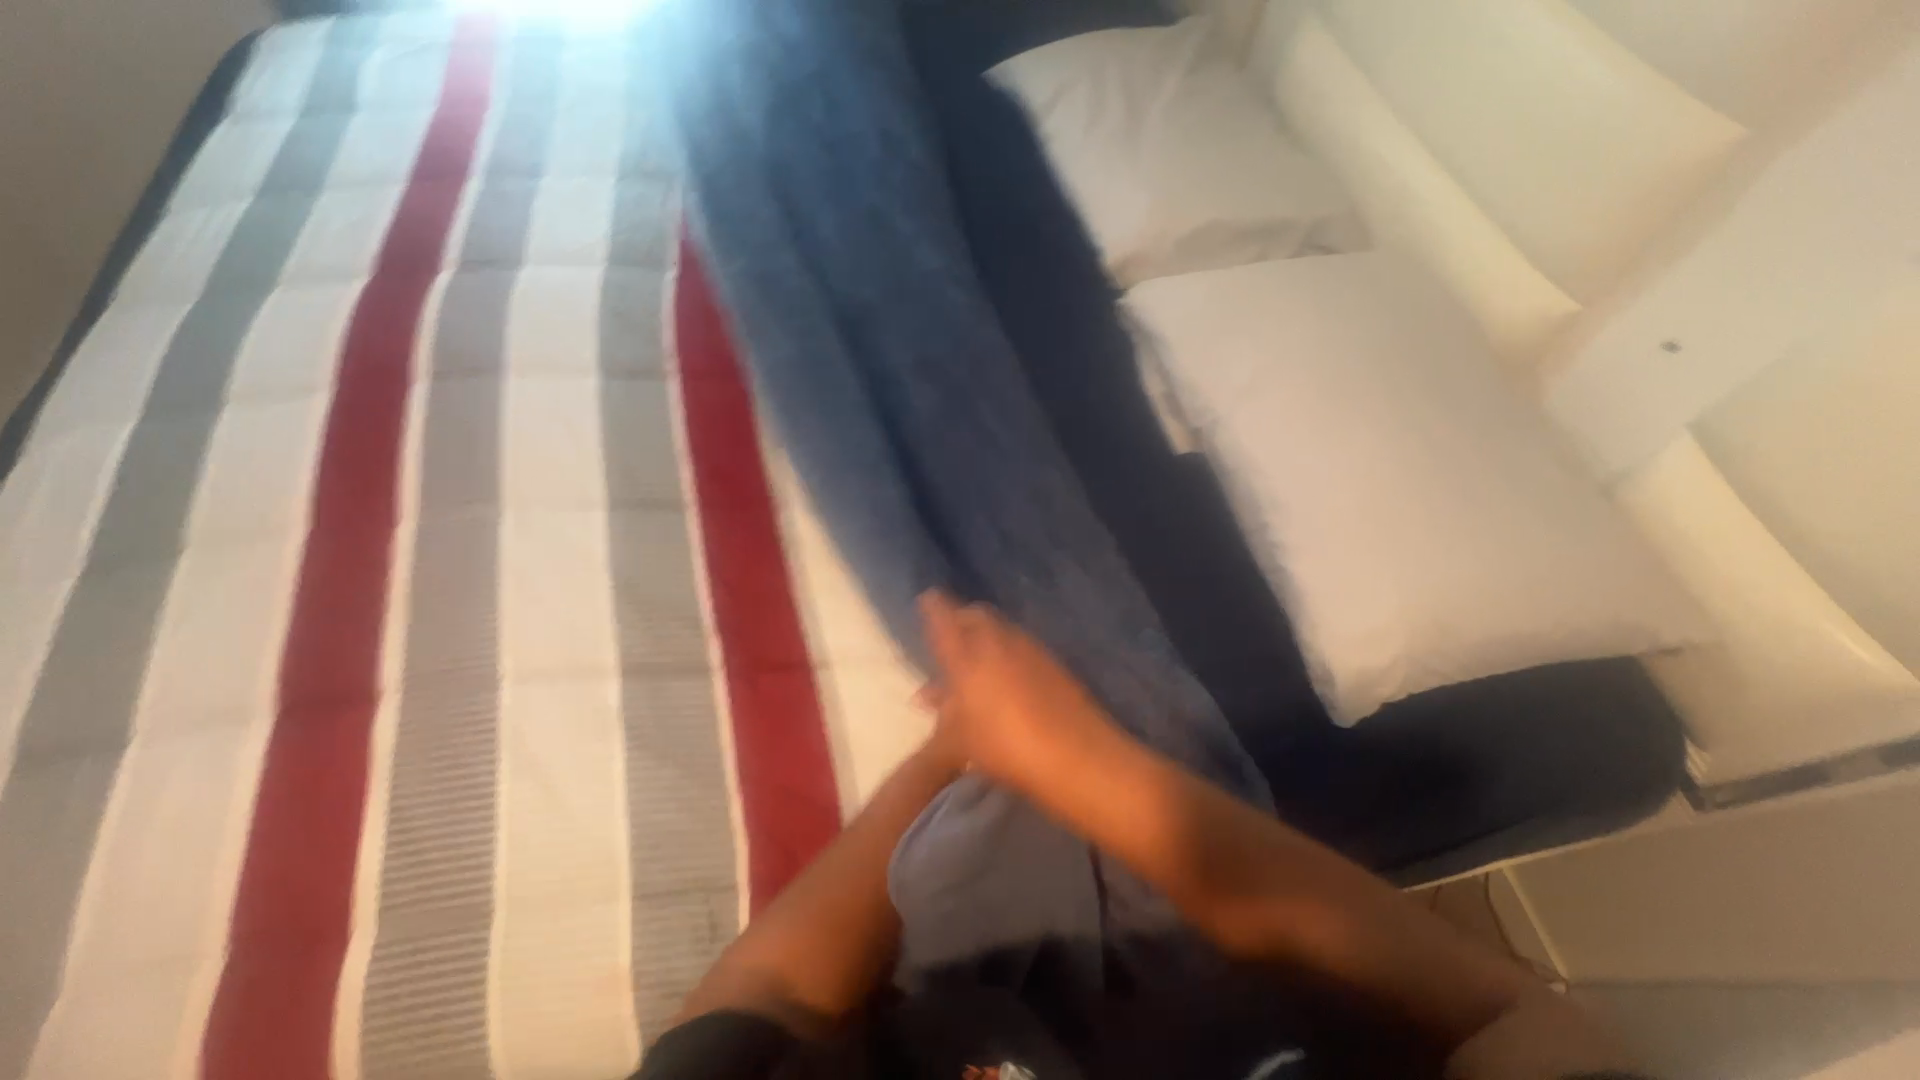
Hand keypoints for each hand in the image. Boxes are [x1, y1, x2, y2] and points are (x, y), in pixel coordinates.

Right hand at [913, 589, 1118, 792]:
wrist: (1077, 756)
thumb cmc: (1005, 747)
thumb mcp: (960, 737)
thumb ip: (943, 709)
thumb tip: (926, 694)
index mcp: (967, 655)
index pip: (943, 617)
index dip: (932, 607)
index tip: (925, 601)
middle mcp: (998, 641)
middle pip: (976, 615)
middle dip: (961, 618)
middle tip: (950, 634)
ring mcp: (1030, 649)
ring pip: (1001, 629)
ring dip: (985, 637)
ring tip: (975, 663)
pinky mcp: (1054, 662)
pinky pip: (1021, 646)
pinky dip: (1007, 653)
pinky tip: (1006, 678)